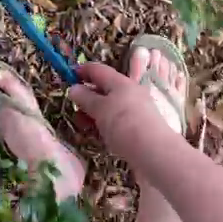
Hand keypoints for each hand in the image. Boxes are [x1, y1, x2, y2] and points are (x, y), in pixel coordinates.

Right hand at [68, 61, 182, 160]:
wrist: (154, 151)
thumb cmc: (123, 124)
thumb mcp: (99, 109)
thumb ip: (85, 98)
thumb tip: (74, 88)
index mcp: (120, 82)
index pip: (98, 70)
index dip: (82, 71)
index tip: (68, 76)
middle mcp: (130, 92)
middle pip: (104, 89)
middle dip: (87, 97)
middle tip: (74, 108)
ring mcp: (136, 110)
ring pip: (110, 107)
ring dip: (94, 113)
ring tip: (84, 125)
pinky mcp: (139, 126)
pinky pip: (117, 120)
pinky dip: (106, 124)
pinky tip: (100, 135)